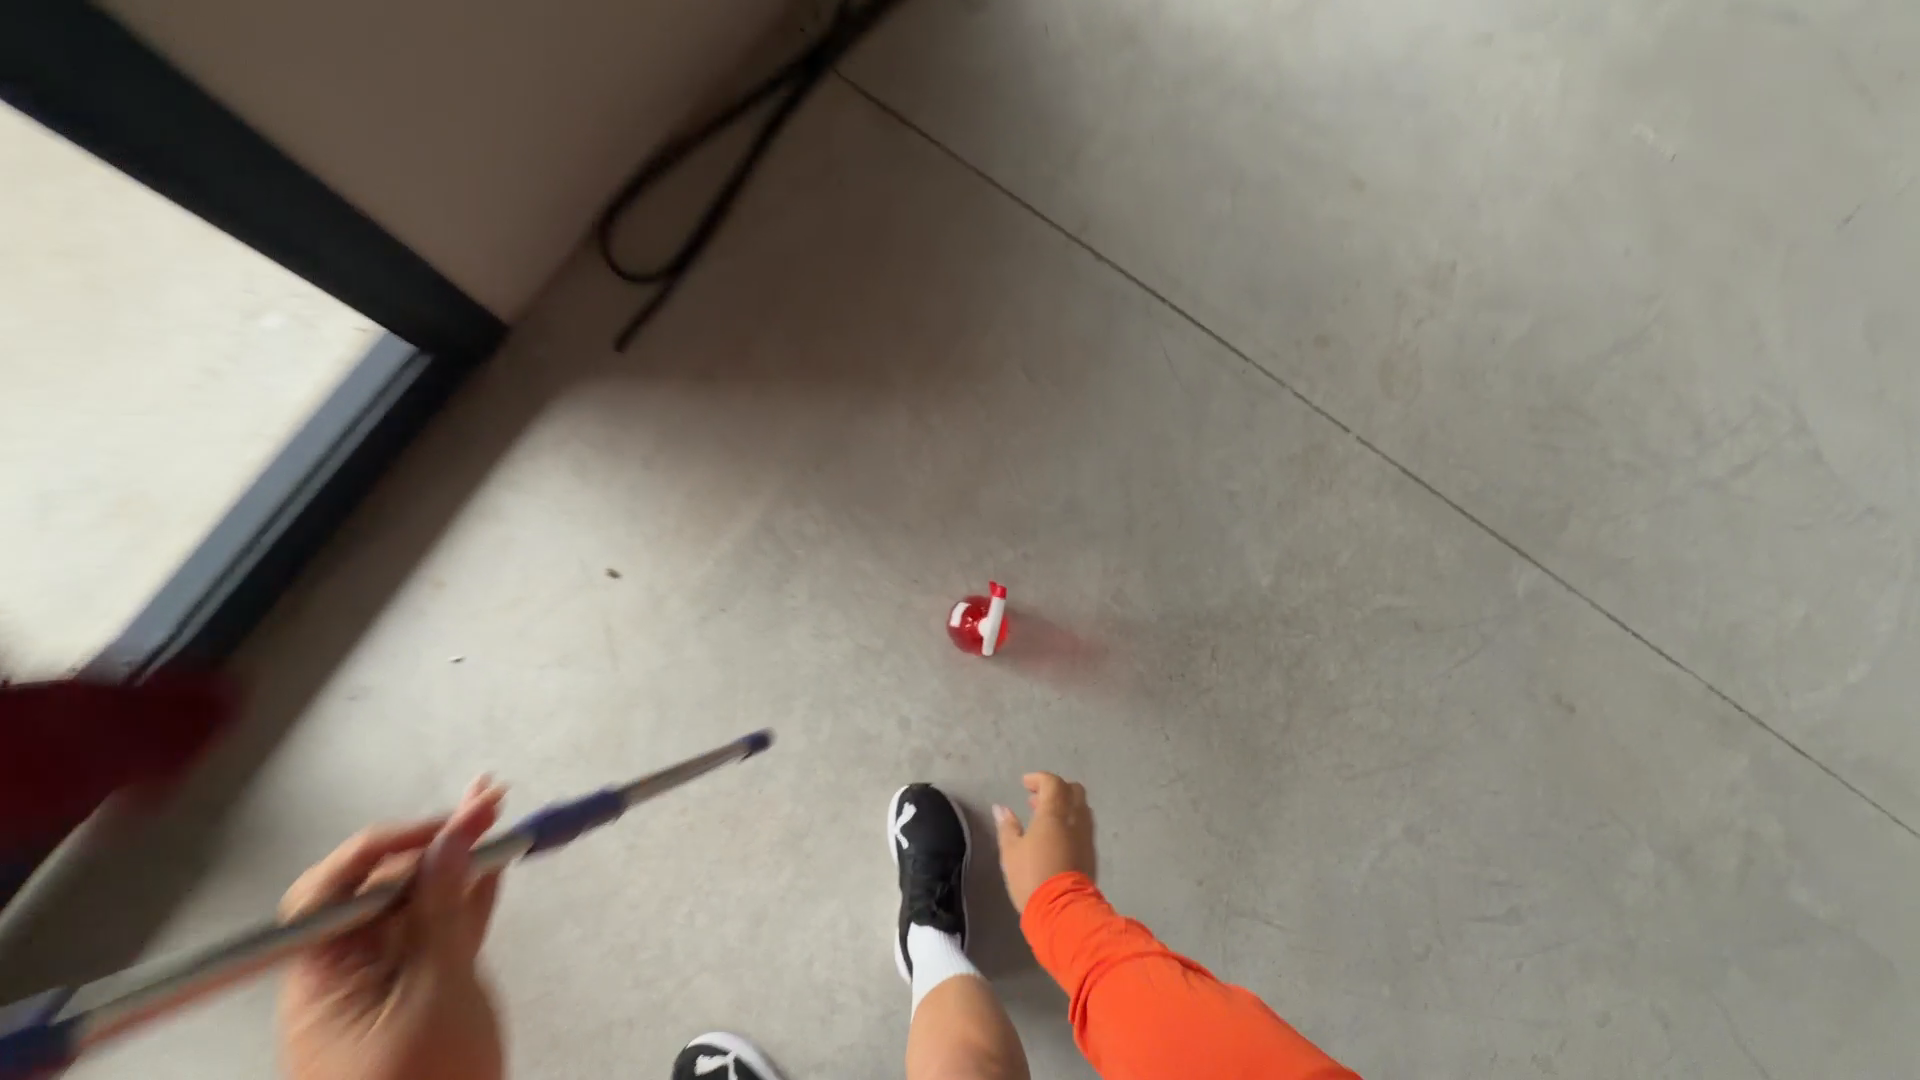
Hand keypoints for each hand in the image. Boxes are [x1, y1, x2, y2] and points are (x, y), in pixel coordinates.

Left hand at [277, 778, 507, 1079]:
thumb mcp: (434, 993)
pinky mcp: (435, 983)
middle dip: (436, 840)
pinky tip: (497, 857)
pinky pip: (451, 923)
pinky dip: (476, 889)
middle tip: (489, 800)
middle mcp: (353, 969)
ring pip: (426, 899)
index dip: (381, 850)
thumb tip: (447, 843)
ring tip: (496, 808)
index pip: (330, 894)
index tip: (438, 827)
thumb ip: (440, 913)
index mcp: (323, 978)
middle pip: (387, 888)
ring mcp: (397, 975)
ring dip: (462, 854)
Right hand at [993, 772, 1096, 913]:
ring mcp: (1086, 836)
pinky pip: (1083, 826)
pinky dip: (1071, 822)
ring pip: (1081, 808)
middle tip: (1036, 800)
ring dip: (1064, 806)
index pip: (1052, 783)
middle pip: (1073, 790)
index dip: (1038, 778)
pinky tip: (1056, 837)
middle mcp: (1075, 819)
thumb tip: (1001, 808)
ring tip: (1044, 818)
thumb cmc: (1032, 877)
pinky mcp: (1091, 853)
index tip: (1025, 784)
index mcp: (1054, 814)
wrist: (1063, 910)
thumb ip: (1007, 827)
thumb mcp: (1011, 852)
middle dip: (1055, 789)